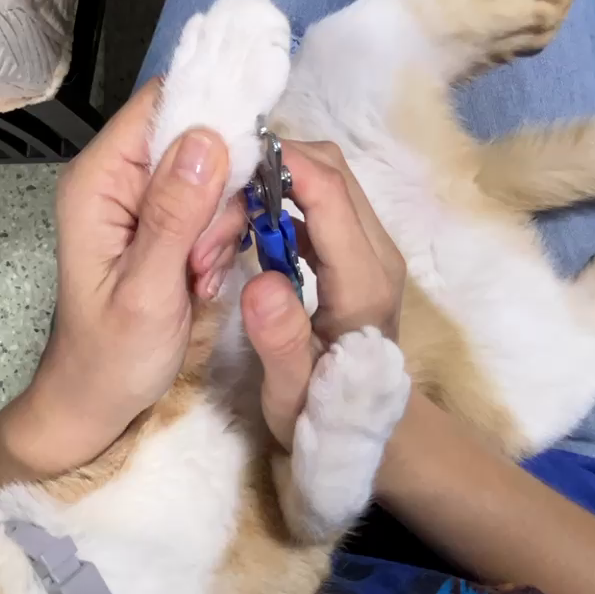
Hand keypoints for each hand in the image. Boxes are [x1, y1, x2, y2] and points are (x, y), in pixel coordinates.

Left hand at [17, 80, 231, 471]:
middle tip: (205, 252)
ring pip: (210, 174)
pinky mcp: (162, 222)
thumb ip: (174, 215)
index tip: (253, 151)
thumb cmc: (111, 354)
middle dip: (217, 191)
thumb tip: (208, 137)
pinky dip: (218, 240)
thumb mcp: (146, 289)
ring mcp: (141, 200)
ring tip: (198, 274)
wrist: (97, 398)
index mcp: (99, 181)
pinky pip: (210, 206)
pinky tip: (200, 278)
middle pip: (192, 138)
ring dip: (219, 224)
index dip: (210, 110)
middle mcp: (118, 178)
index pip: (159, 105)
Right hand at [241, 140, 406, 447]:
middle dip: (272, 167)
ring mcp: (370, 248)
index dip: (281, 163)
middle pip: (332, 170)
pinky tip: (251, 227)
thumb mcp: (292, 392)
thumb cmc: (326, 415)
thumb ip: (280, 340)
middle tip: (218, 198)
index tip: (225, 166)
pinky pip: (322, 201)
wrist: (371, 430)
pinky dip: (284, 198)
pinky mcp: (357, 251)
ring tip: (228, 215)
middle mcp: (376, 251)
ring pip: (327, 179)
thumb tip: (260, 282)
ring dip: (276, 181)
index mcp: (363, 279)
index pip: (329, 190)